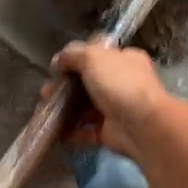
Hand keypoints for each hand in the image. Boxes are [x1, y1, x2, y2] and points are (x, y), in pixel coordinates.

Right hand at [51, 41, 171, 160]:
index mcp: (126, 60)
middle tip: (46, 91)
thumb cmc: (119, 83)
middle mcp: (124, 83)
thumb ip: (73, 54)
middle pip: (90, 83)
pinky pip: (88, 131)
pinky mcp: (112, 133)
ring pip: (87, 108)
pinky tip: (56, 131)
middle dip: (66, 87)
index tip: (58, 67)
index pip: (100, 56)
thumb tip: (58, 60)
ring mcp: (118, 109)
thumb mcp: (93, 57)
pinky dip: (72, 132)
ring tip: (45, 110)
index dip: (78, 60)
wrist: (141, 125)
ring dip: (66, 109)